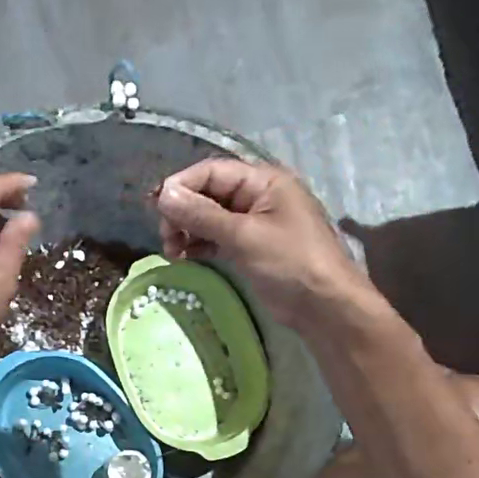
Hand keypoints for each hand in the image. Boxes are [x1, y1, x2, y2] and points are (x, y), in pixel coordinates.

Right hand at [154, 159, 368, 328]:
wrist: (323, 305)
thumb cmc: (290, 262)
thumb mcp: (243, 236)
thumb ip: (202, 215)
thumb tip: (163, 196)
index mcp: (263, 181)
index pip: (212, 172)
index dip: (181, 186)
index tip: (156, 208)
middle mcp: (257, 196)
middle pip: (207, 194)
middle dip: (182, 213)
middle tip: (166, 238)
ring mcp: (253, 223)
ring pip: (209, 218)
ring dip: (187, 231)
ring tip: (173, 252)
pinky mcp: (249, 248)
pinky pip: (217, 238)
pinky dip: (199, 246)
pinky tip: (186, 258)